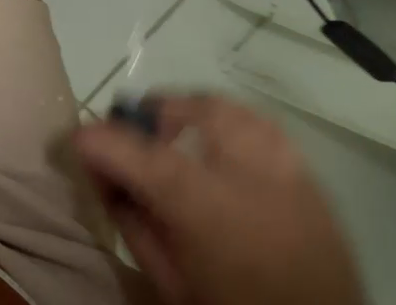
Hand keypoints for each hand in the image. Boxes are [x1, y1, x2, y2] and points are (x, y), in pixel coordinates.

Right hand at [76, 94, 363, 304]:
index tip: (78, 143)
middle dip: (154, 109)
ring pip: (236, 112)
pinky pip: (270, 135)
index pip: (126, 146)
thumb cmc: (228, 304)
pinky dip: (235, 129)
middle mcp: (246, 179)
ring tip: (181, 133)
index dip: (90, 138)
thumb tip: (104, 174)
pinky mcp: (316, 190)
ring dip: (197, 113)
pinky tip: (223, 153)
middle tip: (137, 130)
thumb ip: (129, 216)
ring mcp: (288, 180)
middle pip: (191, 110)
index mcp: (198, 204)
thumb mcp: (163, 272)